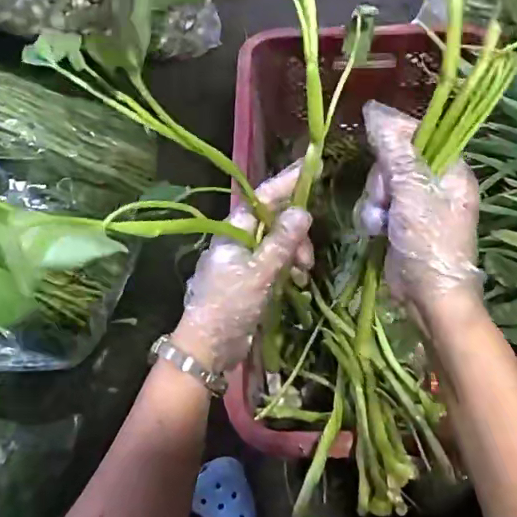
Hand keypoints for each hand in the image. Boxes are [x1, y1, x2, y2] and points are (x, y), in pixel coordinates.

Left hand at [170, 162, 313, 374]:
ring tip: (301, 276)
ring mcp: (243, 258)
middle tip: (307, 258)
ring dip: (294, 254)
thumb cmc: (228, 305)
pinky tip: (296, 283)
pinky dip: (288, 268)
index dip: (287, 183)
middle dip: (296, 234)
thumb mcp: (259, 273)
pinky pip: (275, 262)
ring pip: (278, 243)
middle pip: (275, 221)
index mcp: (234, 230)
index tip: (310, 168)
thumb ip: (282, 242)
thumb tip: (302, 211)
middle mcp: (238, 239)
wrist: (206, 348)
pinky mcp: (249, 278)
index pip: (264, 197)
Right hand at [357, 101, 485, 337]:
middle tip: (384, 200)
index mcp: (450, 169)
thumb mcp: (412, 191)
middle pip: (392, 158)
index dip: (392, 136)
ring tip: (379, 224)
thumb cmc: (430, 243)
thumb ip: (394, 151)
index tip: (374, 149)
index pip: (418, 133)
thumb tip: (374, 110)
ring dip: (373, 202)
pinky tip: (375, 233)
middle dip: (380, 180)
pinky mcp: (400, 221)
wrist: (429, 299)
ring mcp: (417, 203)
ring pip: (380, 182)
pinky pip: (376, 204)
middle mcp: (435, 181)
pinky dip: (371, 217)